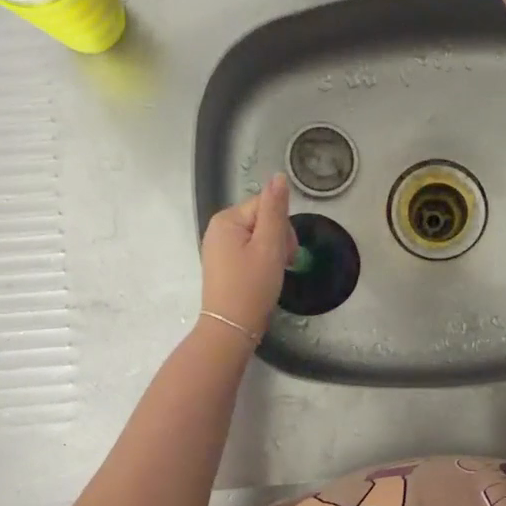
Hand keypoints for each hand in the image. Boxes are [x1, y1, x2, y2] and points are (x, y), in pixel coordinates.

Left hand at [200, 173, 297, 343]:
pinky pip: (247, 252)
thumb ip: (275, 210)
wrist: (231, 328)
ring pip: (257, 237)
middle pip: (261, 220)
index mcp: (226, 219)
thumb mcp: (269, 246)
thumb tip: (278, 177)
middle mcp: (217, 228)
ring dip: (272, 252)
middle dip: (279, 239)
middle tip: (283, 265)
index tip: (288, 253)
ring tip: (274, 274)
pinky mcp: (222, 265)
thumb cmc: (252, 287)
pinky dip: (260, 262)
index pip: (266, 206)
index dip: (283, 227)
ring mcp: (218, 248)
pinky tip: (263, 279)